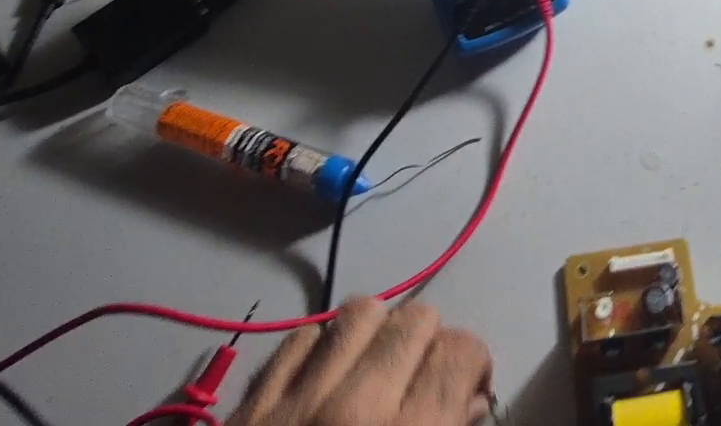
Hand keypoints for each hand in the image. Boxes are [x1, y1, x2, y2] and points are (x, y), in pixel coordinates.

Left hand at [227, 297, 492, 425]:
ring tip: (374, 368)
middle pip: (416, 319)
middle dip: (427, 346)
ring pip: (360, 311)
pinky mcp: (248, 408)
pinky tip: (325, 377)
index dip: (472, 365)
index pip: (460, 349)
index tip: (466, 389)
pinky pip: (299, 338)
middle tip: (420, 383)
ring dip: (375, 333)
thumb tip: (468, 399)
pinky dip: (320, 348)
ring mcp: (293, 404)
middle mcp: (353, 408)